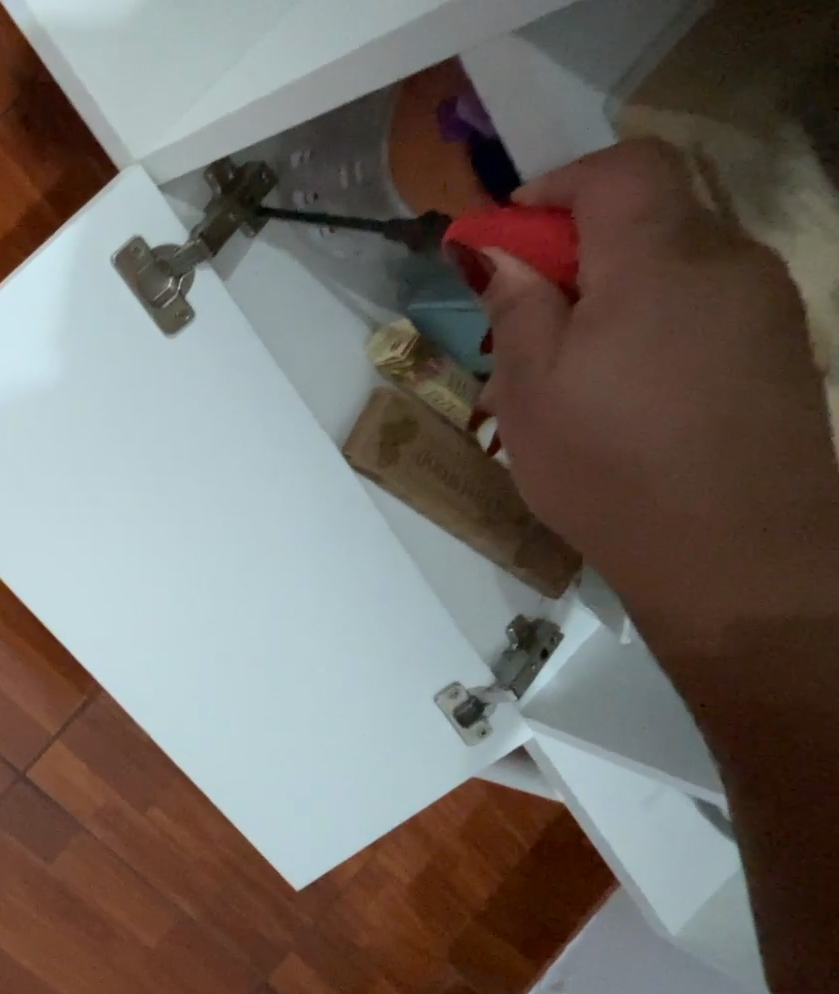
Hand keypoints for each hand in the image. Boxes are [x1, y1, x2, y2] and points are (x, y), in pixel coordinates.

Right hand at [476, 139, 838, 640]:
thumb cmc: (606, 461)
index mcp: (660, 263)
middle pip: (649, 213)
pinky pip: (699, 301)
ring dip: (605, 286)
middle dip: (572, 245)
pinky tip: (611, 383)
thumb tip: (495, 252)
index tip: (505, 233)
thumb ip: (516, 304)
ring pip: (672, 262)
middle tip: (514, 310)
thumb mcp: (530, 383)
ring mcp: (762, 304)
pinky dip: (644, 316)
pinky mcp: (774, 345)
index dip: (558, 184)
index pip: (624, 170)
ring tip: (555, 362)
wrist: (733, 546)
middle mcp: (728, 263)